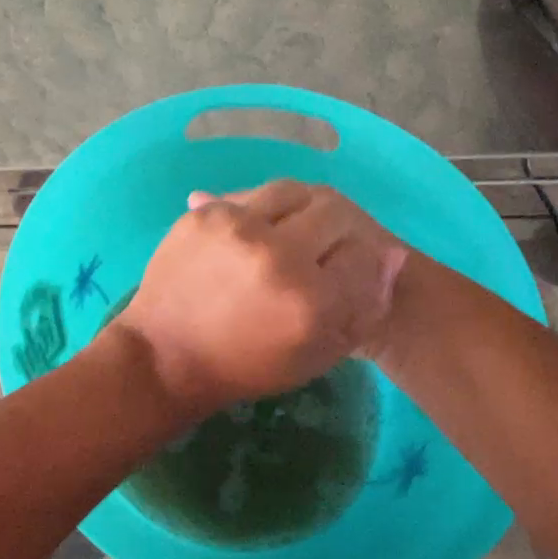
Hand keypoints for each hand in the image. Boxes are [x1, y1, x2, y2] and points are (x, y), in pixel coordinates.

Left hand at [109, 181, 408, 415]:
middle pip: (335, 213)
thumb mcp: (316, 354)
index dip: (363, 259)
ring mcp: (238, 230)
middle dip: (339, 228)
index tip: (349, 266)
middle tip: (325, 244)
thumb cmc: (247, 365)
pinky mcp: (205, 215)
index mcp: (312, 301)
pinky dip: (261, 212)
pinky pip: (250, 196)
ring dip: (302, 209)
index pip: (364, 255)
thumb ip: (362, 308)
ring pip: (294, 192)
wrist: (165, 357)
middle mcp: (279, 257)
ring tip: (293, 231)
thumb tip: (392, 254)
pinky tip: (256, 234)